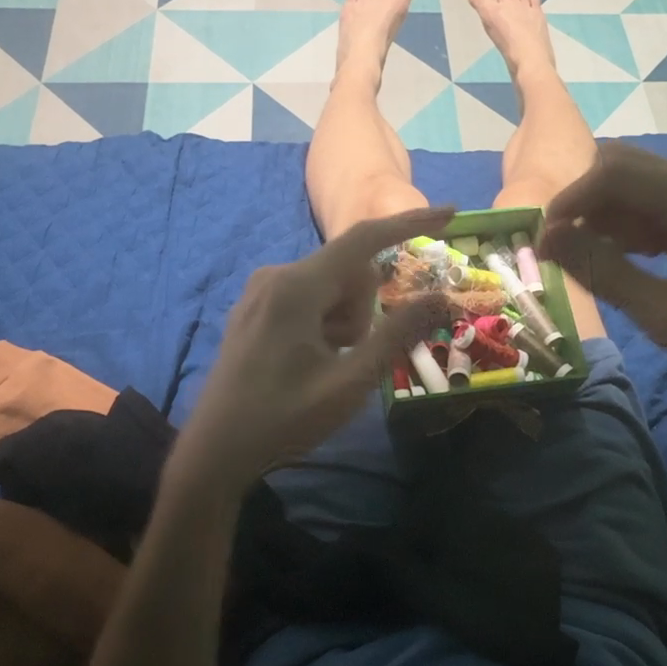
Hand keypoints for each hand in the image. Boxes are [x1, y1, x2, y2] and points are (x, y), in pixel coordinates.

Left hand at [175, 207, 451, 486]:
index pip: (365, 239)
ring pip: (330, 287)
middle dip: (363, 309)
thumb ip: (397, 335)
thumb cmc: (284, 418)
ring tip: (324, 367)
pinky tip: (306, 362)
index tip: (451, 214)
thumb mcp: (350, 382)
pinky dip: (322, 324)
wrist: (215, 451)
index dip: (411, 224)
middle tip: (347, 358)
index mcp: (297, 286)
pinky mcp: (254, 308)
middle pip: (349, 271)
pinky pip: (307, 298)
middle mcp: (276, 275)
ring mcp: (260, 291)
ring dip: (343, 322)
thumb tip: (441, 298)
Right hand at [541, 143, 666, 398]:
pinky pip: (645, 205)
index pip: (614, 173)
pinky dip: (619, 226)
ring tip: (580, 260)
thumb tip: (547, 238)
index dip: (570, 201)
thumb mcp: (661, 314)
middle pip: (621, 166)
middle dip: (581, 201)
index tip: (542, 244)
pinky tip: (611, 259)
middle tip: (558, 248)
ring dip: (598, 215)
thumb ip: (602, 271)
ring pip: (630, 184)